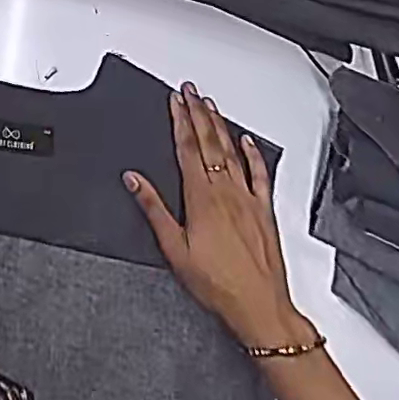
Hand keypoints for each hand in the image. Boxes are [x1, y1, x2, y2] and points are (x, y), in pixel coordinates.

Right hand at [124, 82, 315, 349]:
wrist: (260, 307)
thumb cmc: (217, 282)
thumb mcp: (173, 247)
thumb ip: (153, 209)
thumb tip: (134, 180)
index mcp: (202, 197)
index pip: (188, 148)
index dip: (181, 120)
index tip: (176, 101)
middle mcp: (226, 192)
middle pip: (209, 142)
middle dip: (198, 112)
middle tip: (191, 91)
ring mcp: (248, 199)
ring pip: (231, 152)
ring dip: (220, 125)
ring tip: (211, 105)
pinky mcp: (264, 211)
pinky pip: (260, 175)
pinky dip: (253, 154)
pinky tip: (246, 141)